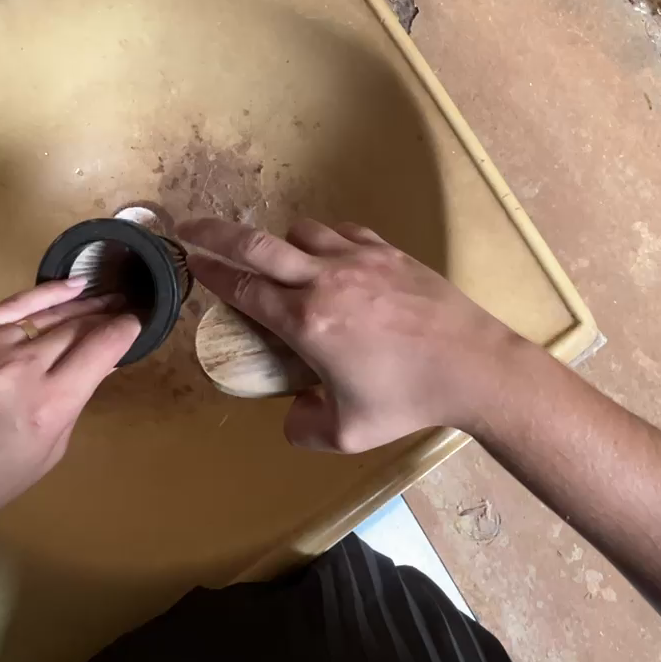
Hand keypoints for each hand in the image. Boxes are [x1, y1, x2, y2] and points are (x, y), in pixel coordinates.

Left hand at [0, 280, 140, 543]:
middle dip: (106, 317)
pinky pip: (12, 306)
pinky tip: (73, 286)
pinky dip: (45, 293)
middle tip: (122, 309)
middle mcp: (21, 369)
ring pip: (49, 316)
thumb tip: (106, 359)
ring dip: (81, 307)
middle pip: (78, 328)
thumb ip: (78, 399)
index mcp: (49, 405)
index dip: (126, 331)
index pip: (103, 348)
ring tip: (103, 298)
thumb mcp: (50, 450)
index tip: (136, 323)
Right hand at [178, 217, 528, 451]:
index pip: (243, 288)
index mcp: (307, 322)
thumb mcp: (347, 433)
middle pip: (256, 244)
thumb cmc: (407, 400)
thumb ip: (304, 426)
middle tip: (188, 228)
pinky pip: (342, 232)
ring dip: (281, 243)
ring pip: (301, 231)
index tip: (189, 262)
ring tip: (282, 262)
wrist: (472, 365)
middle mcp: (324, 280)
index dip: (210, 273)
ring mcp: (358, 258)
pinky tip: (333, 260)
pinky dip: (325, 240)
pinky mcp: (387, 250)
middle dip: (214, 233)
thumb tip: (291, 413)